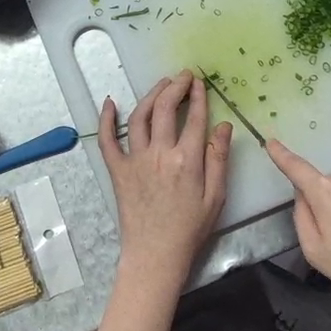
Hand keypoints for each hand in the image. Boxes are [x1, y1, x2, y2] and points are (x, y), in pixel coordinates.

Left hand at [99, 70, 232, 286]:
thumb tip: (224, 126)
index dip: (199, 96)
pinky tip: (109, 101)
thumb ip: (219, 159)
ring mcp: (135, 160)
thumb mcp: (216, 196)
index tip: (201, 82)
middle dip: (175, 87)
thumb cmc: (190, 229)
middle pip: (165, 109)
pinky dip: (106, 119)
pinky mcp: (117, 170)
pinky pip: (108, 140)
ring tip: (162, 84)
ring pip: (140, 116)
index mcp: (187, 160)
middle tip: (183, 76)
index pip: (195, 117)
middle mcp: (160, 153)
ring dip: (151, 95)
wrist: (155, 254)